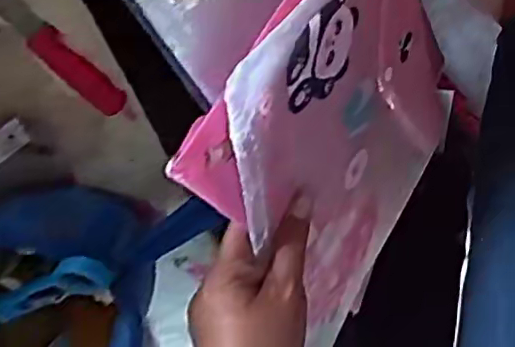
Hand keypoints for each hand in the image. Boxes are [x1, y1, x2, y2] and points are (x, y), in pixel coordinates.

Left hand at [190, 202, 310, 346]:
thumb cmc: (268, 345)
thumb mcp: (286, 292)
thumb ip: (292, 243)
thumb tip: (301, 198)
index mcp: (217, 276)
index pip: (241, 223)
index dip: (268, 201)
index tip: (296, 183)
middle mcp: (207, 288)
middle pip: (243, 245)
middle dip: (275, 230)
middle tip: (308, 211)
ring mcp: (211, 310)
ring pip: (246, 267)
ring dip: (272, 254)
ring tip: (303, 238)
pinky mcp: (219, 327)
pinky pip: (243, 287)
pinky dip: (264, 277)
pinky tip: (288, 274)